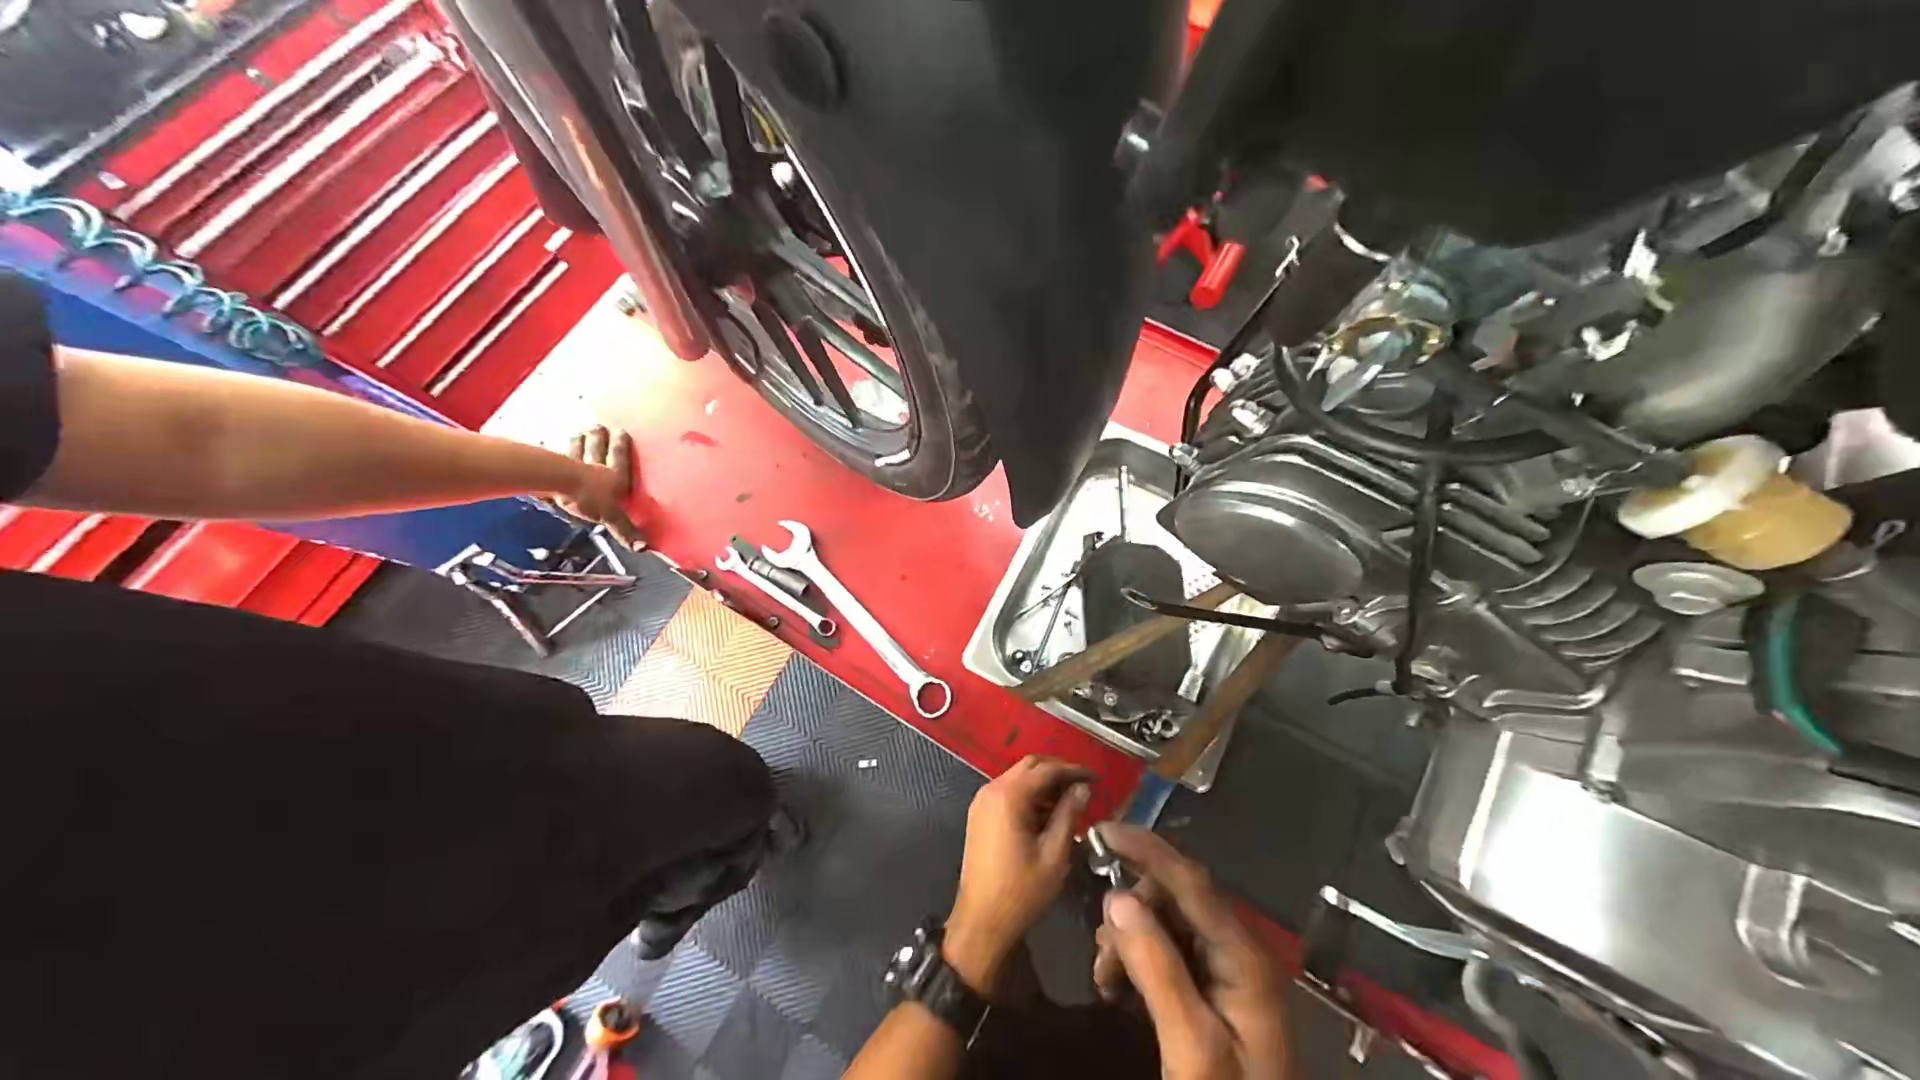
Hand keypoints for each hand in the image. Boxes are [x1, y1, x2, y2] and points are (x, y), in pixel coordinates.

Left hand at [556, 425, 644, 548]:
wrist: (559, 484)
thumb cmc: (590, 498)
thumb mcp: (612, 517)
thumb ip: (626, 530)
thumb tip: (645, 548)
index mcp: (614, 476)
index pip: (619, 458)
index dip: (621, 446)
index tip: (622, 431)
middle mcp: (595, 467)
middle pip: (596, 449)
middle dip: (598, 438)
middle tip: (598, 426)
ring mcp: (572, 465)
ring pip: (576, 450)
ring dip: (577, 441)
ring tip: (578, 432)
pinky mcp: (552, 469)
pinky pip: (553, 458)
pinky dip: (550, 452)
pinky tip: (544, 447)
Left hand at [944, 755, 1092, 998]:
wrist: (982, 921)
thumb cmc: (1021, 890)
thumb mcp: (1054, 854)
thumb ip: (1068, 814)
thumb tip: (1082, 788)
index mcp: (1008, 796)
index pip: (1045, 769)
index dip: (1073, 770)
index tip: (1095, 778)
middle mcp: (991, 790)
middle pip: (1029, 765)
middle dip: (1058, 771)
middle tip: (1084, 786)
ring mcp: (982, 801)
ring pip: (1018, 777)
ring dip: (1043, 783)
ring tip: (1070, 801)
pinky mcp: (979, 814)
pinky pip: (1008, 791)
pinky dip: (1029, 794)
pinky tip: (1047, 813)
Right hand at [1092, 824, 1291, 1079]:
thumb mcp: (1190, 1046)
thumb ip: (1156, 969)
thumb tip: (1117, 897)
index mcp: (1244, 956)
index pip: (1191, 880)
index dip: (1145, 848)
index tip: (1101, 829)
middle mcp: (1237, 948)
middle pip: (1172, 897)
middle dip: (1130, 911)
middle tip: (1102, 952)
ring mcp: (1224, 967)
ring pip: (1163, 920)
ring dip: (1127, 939)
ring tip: (1106, 980)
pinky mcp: (1209, 984)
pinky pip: (1164, 947)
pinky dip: (1134, 957)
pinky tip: (1116, 986)